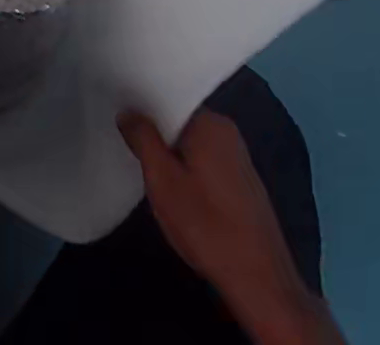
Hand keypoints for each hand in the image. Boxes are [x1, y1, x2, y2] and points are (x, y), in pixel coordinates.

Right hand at [120, 109, 341, 343]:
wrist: (260, 280)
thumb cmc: (206, 224)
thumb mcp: (162, 180)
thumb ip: (143, 139)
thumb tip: (128, 112)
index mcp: (210, 123)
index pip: (168, 99)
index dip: (142, 108)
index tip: (119, 118)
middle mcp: (228, 132)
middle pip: (180, 121)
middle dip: (155, 133)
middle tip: (127, 145)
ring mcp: (238, 157)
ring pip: (192, 143)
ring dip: (170, 154)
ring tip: (145, 167)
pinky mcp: (241, 180)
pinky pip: (204, 160)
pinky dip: (187, 168)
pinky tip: (174, 189)